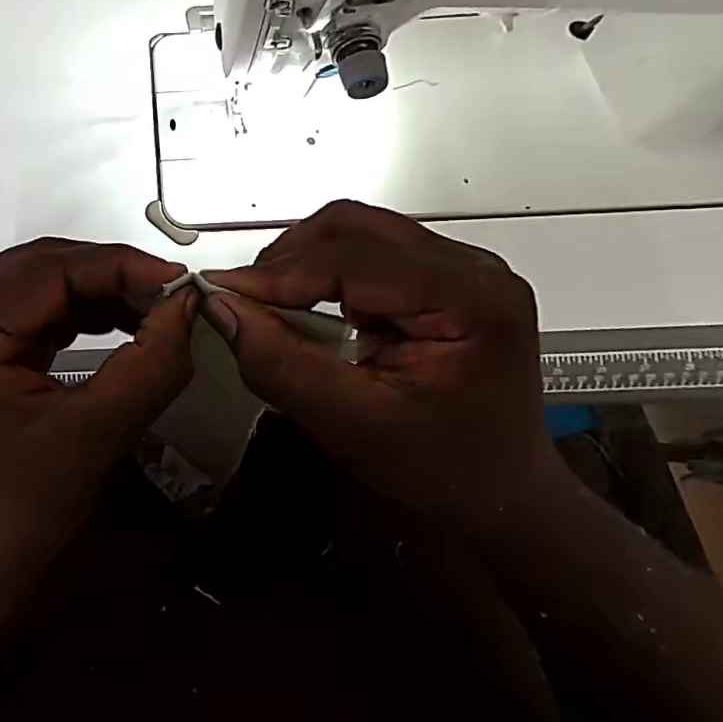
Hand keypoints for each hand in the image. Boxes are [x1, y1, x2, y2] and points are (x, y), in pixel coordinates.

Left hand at [0, 238, 198, 597]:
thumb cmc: (8, 522)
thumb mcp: (88, 440)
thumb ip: (147, 368)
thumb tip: (187, 308)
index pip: (46, 270)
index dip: (118, 265)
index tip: (178, 280)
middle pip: (39, 269)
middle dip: (110, 274)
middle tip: (170, 292)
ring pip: (41, 286)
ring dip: (100, 291)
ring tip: (154, 308)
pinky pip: (38, 315)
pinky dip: (85, 314)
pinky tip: (123, 323)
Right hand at [204, 200, 555, 532]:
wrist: (498, 492)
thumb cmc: (447, 469)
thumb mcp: (354, 426)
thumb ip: (283, 365)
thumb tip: (225, 310)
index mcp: (472, 300)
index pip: (354, 262)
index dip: (279, 274)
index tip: (224, 291)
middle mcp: (471, 269)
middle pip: (353, 229)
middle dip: (287, 260)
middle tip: (242, 297)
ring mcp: (455, 268)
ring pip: (353, 232)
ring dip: (301, 262)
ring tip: (269, 303)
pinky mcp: (434, 277)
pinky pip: (362, 252)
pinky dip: (320, 273)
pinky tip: (305, 306)